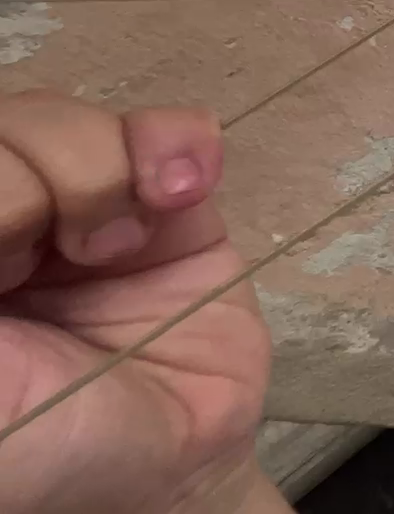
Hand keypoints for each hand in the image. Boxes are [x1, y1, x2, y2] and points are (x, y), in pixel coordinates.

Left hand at [0, 91, 278, 513]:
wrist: (160, 466)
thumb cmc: (27, 445)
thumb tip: (11, 225)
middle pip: (8, 127)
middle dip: (39, 181)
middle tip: (46, 259)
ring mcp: (86, 207)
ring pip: (79, 120)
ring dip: (109, 171)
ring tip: (122, 244)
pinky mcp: (176, 204)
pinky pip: (177, 128)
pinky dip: (181, 145)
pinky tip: (183, 196)